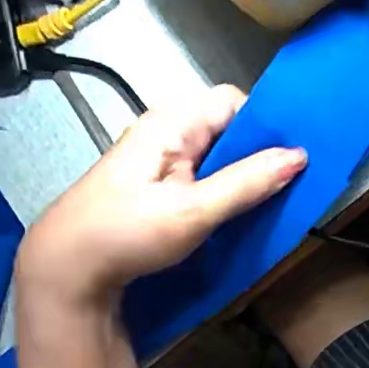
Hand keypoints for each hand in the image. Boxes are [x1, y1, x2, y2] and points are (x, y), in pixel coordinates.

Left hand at [15, 85, 306, 308]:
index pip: (232, 101)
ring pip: (214, 151)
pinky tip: (228, 210)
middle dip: (253, 153)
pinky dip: (219, 187)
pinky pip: (199, 171)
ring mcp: (157, 155)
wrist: (70, 266)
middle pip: (225, 126)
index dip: (263, 125)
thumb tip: (298, 157)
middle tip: (277, 185)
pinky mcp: (154, 179)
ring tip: (258, 201)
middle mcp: (164, 129)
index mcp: (172, 122)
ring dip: (238, 174)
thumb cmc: (128, 232)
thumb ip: (247, 183)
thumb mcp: (195, 211)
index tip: (286, 159)